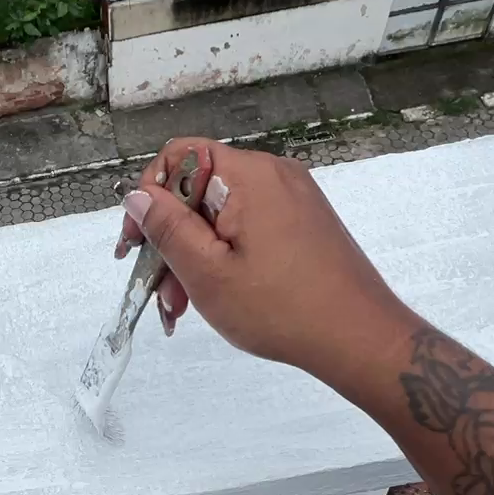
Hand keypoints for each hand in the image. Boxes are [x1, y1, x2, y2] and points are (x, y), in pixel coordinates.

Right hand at [116, 137, 401, 381]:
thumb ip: (167, 229)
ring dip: (195, 257)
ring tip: (185, 308)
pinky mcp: (303, 223)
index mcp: (249, 176)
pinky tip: (217, 296)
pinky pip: (248, 228)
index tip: (135, 247)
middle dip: (171, 241)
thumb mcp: (208, 273)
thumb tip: (136, 194)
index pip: (179, 158)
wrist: (358, 337)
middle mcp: (273, 175)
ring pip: (222, 216)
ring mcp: (292, 198)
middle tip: (163, 296)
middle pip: (200, 192)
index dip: (148, 197)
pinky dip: (225, 257)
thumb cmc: (279, 309)